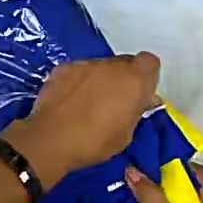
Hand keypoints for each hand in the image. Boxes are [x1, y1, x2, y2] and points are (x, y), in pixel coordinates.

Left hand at [1, 52, 159, 186]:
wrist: (52, 138)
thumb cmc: (96, 141)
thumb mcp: (127, 133)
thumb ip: (135, 110)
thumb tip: (138, 101)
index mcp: (134, 80)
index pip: (149, 62)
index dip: (146, 76)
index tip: (139, 93)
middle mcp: (111, 65)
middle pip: (123, 63)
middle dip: (122, 78)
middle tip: (115, 100)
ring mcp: (84, 64)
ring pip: (100, 66)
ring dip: (99, 79)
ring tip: (89, 102)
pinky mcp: (63, 67)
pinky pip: (78, 70)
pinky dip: (78, 81)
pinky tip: (71, 99)